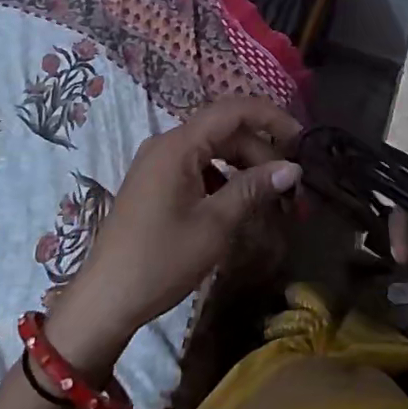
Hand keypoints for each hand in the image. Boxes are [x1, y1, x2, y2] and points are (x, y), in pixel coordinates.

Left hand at [49, 96, 301, 372]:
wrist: (106, 298)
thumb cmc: (161, 260)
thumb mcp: (214, 225)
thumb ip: (253, 188)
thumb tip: (292, 168)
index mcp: (178, 145)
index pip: (232, 110)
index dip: (270, 117)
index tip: (301, 140)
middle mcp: (166, 143)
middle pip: (223, 130)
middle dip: (260, 150)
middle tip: (290, 184)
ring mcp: (157, 162)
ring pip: (211, 148)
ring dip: (243, 164)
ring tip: (269, 194)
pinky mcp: (154, 181)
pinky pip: (196, 165)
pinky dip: (221, 176)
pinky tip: (237, 202)